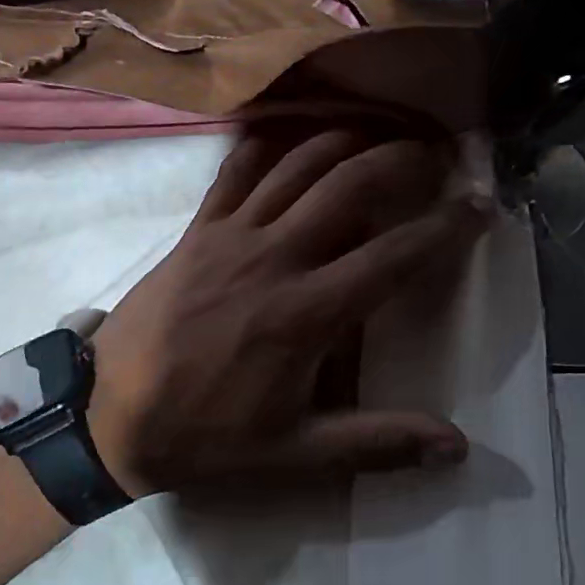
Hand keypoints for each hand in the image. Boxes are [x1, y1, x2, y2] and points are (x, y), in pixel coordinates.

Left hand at [84, 129, 490, 496]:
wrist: (105, 418)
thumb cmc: (209, 435)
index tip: (478, 207)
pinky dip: (270, 142)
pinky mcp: (197, 227)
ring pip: (298, 164)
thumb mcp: (298, 451)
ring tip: (382, 135)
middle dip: (401, 161)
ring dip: (347, 141)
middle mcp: (274, 258)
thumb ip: (379, 442)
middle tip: (436, 154)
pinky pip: (237, 168)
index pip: (393, 256)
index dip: (444, 228)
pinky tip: (294, 133)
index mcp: (306, 313)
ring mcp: (230, 234)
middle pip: (350, 186)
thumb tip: (456, 446)